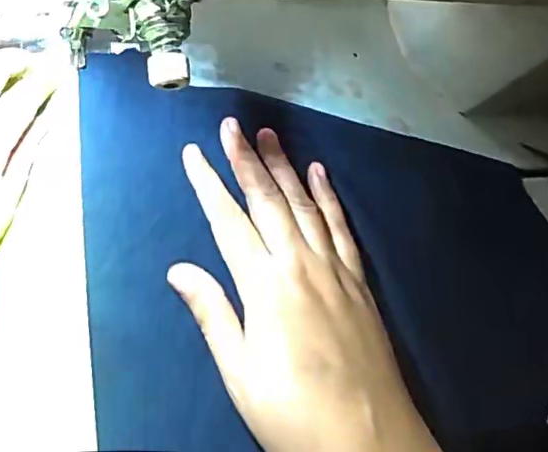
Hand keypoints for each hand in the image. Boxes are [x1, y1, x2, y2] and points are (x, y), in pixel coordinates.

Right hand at [170, 119, 439, 451]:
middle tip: (231, 126)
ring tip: (268, 135)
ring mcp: (332, 266)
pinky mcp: (357, 277)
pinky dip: (328, 195)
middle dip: (245, 159)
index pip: (229, 222)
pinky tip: (319, 172)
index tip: (194, 154)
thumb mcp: (241, 375)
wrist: (368, 439)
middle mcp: (298, 263)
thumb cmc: (293, 413)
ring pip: (302, 203)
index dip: (208, 184)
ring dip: (284, 166)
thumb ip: (213, 315)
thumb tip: (178, 270)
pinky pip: (340, 225)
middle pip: (266, 200)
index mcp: (264, 286)